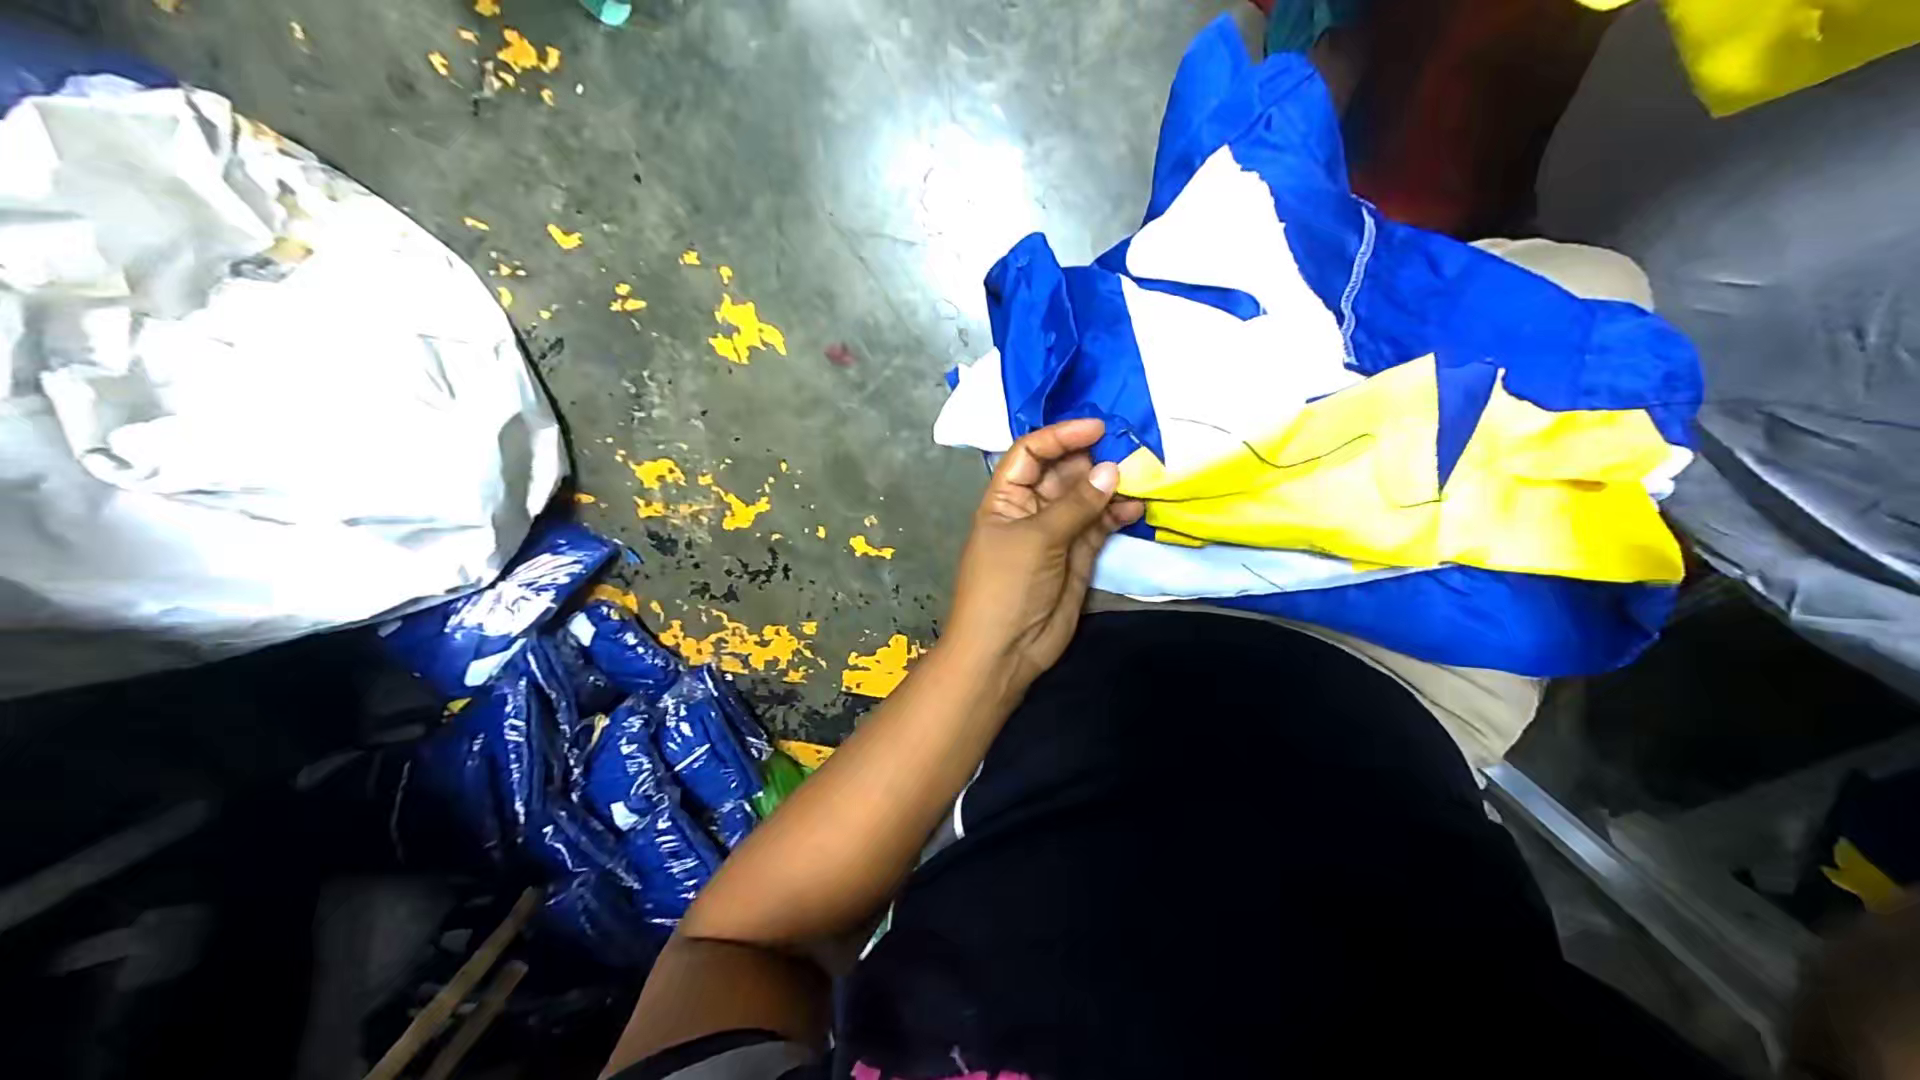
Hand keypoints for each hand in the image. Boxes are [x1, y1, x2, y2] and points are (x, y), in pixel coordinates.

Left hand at [943, 418, 1144, 696]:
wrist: (1005, 650)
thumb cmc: (1006, 586)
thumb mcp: (1036, 539)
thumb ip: (1074, 505)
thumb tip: (1110, 470)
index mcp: (1005, 497)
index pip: (1031, 452)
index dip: (1060, 436)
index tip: (1097, 428)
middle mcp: (1031, 509)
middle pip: (1062, 471)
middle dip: (1091, 460)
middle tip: (1128, 451)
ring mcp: (1056, 532)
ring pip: (1086, 498)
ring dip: (1109, 486)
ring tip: (1139, 477)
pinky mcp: (1079, 555)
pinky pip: (1100, 525)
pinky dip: (1117, 514)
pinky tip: (1137, 505)